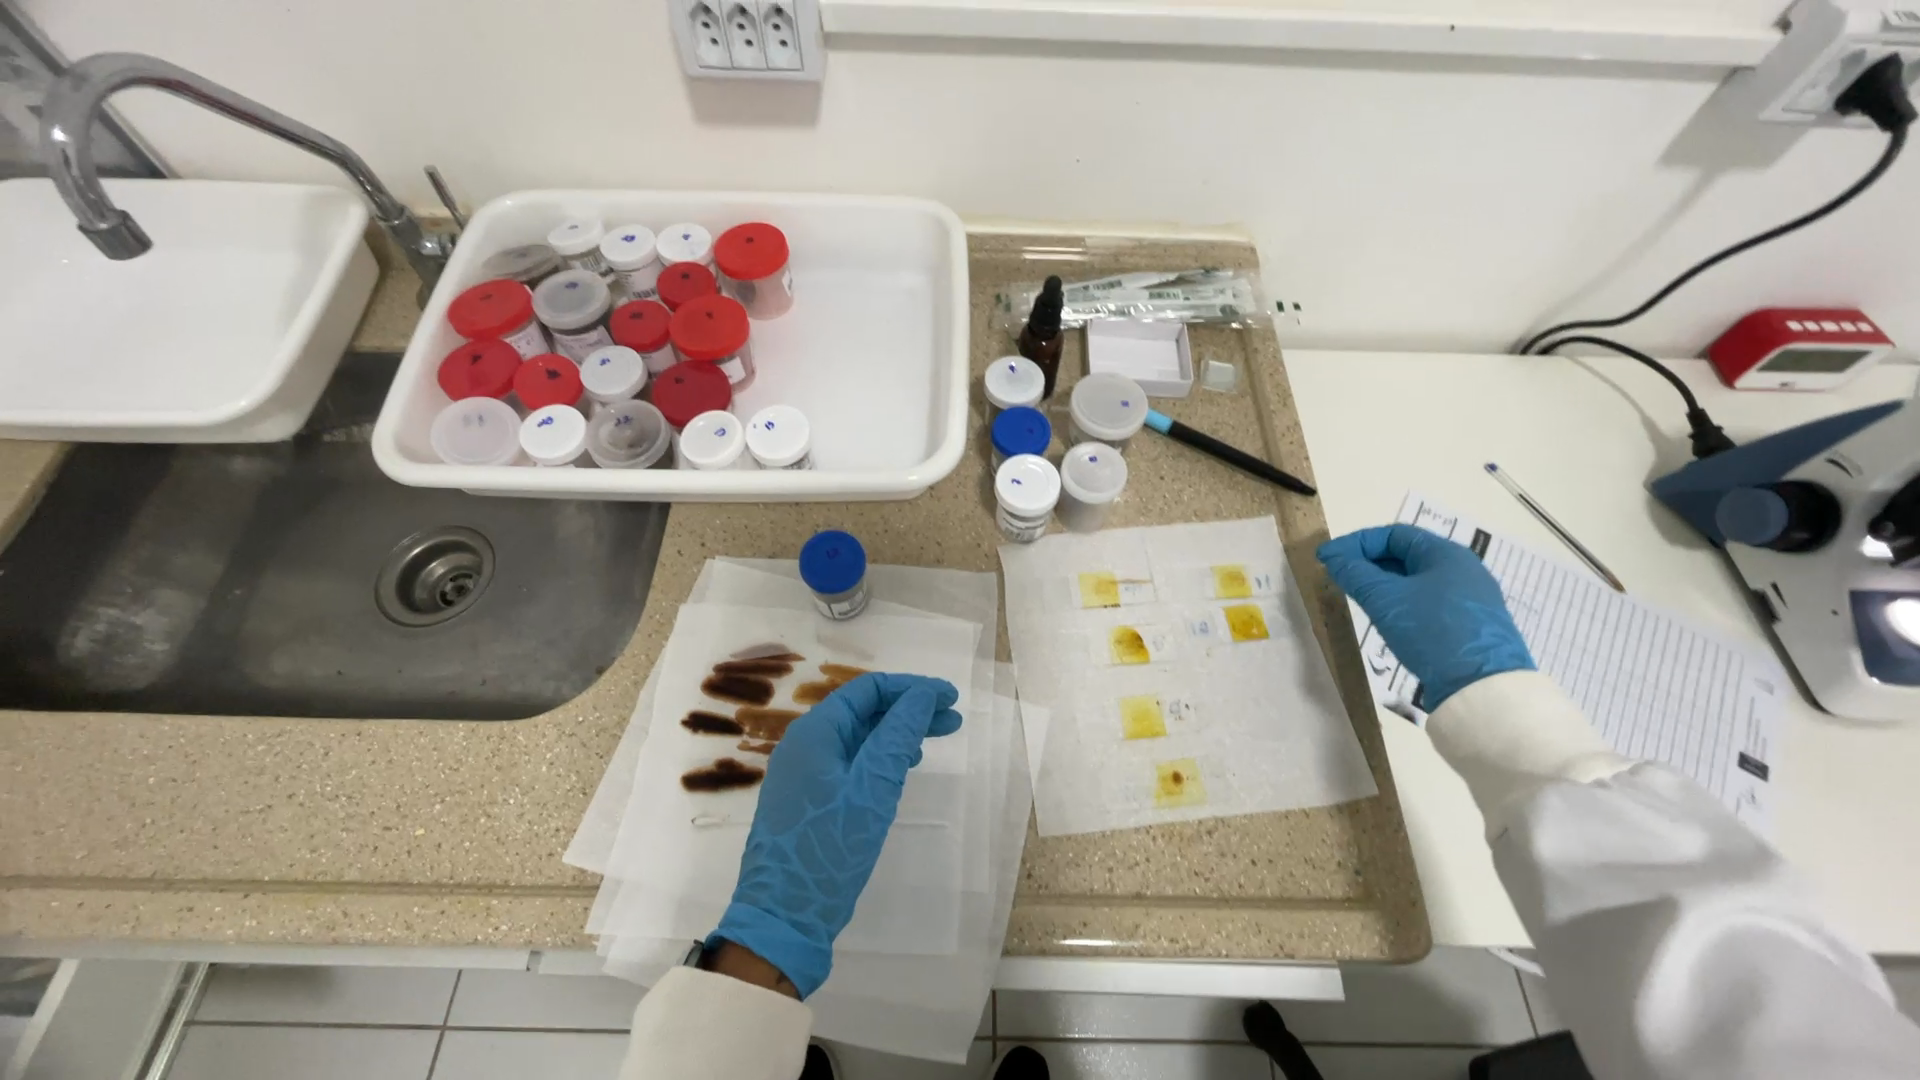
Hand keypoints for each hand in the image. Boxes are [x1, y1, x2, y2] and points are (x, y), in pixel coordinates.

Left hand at [711, 672, 961, 997]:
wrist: (783, 918)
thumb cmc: (829, 847)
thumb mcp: (873, 787)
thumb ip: (899, 734)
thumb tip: (922, 694)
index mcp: (815, 733)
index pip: (867, 690)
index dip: (911, 688)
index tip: (949, 698)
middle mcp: (805, 745)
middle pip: (864, 711)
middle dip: (909, 710)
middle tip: (953, 719)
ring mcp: (804, 775)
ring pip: (859, 738)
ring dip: (897, 734)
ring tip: (936, 740)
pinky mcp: (809, 802)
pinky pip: (851, 763)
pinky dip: (881, 758)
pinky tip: (902, 768)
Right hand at [1317, 524, 1534, 709]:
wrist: (1481, 687)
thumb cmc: (1432, 631)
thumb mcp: (1385, 600)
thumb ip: (1355, 574)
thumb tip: (1333, 557)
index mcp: (1446, 554)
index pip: (1393, 535)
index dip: (1356, 543)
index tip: (1326, 558)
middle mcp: (1463, 569)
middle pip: (1406, 556)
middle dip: (1368, 562)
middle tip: (1339, 577)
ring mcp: (1470, 598)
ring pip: (1415, 581)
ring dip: (1382, 584)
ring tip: (1358, 597)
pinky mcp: (1471, 624)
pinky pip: (1427, 601)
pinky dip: (1401, 602)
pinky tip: (1387, 618)